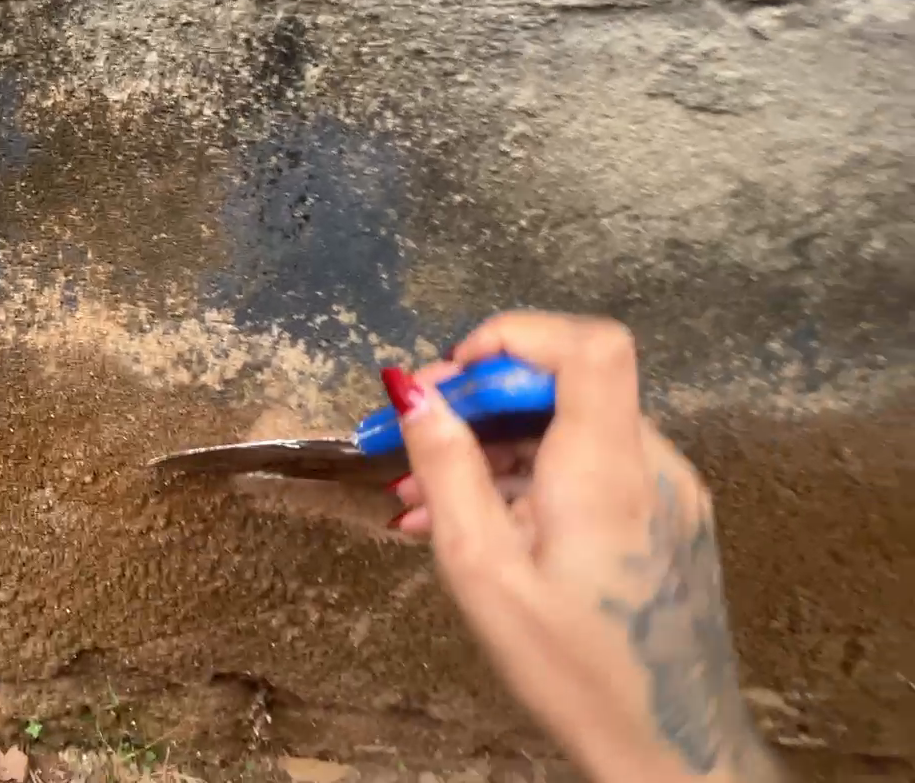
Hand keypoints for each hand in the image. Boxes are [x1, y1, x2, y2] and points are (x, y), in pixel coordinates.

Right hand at [383, 313, 783, 782]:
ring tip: (416, 490)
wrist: (669, 755)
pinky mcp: (654, 514)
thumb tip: (408, 387)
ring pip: (558, 425)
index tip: (450, 375)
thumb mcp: (481, 563)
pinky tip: (460, 514)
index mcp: (608, 470)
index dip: (512, 335)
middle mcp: (648, 465)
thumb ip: (445, 464)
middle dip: (470, 398)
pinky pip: (574, 462)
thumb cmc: (567, 661)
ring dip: (480, 442)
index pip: (588, 345)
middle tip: (406, 431)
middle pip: (559, 382)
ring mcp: (658, 490)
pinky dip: (511, 472)